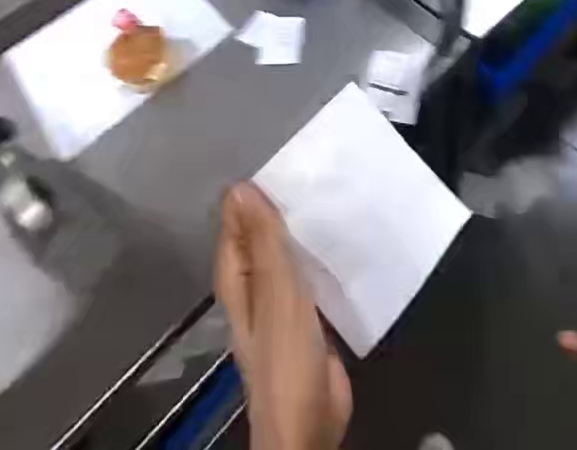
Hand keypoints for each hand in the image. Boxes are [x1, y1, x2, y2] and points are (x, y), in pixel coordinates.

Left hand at [216, 183, 351, 449]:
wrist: (309, 422)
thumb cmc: (285, 355)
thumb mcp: (275, 290)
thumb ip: (262, 239)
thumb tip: (240, 186)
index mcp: (236, 274)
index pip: (237, 219)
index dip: (254, 190)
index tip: (281, 155)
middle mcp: (254, 282)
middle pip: (263, 233)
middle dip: (282, 204)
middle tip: (314, 166)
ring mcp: (280, 300)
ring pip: (288, 252)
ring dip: (303, 229)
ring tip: (329, 192)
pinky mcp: (307, 315)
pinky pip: (309, 273)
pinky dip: (319, 255)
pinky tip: (340, 238)